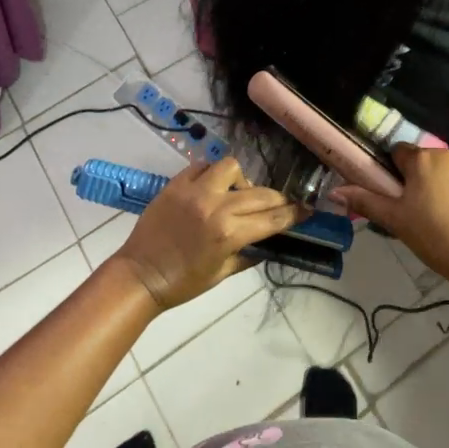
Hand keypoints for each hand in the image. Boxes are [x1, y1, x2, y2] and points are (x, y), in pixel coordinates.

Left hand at [109, 158, 308, 310]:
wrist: (140, 275)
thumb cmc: (182, 283)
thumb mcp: (221, 274)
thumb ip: (248, 254)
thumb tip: (268, 242)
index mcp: (229, 233)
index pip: (272, 219)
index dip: (294, 214)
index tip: (308, 209)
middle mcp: (216, 206)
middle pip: (259, 193)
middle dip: (277, 198)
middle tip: (282, 203)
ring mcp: (194, 191)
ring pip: (231, 167)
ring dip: (241, 180)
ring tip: (237, 194)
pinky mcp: (176, 183)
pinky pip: (202, 166)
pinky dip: (211, 173)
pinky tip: (212, 186)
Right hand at [330, 145, 448, 286]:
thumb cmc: (433, 237)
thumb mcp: (395, 221)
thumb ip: (365, 201)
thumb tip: (335, 190)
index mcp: (420, 160)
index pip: (398, 153)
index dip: (394, 173)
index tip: (397, 196)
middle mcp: (446, 154)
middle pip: (423, 161)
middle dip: (417, 179)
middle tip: (416, 210)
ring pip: (446, 169)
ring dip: (440, 183)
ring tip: (441, 216)